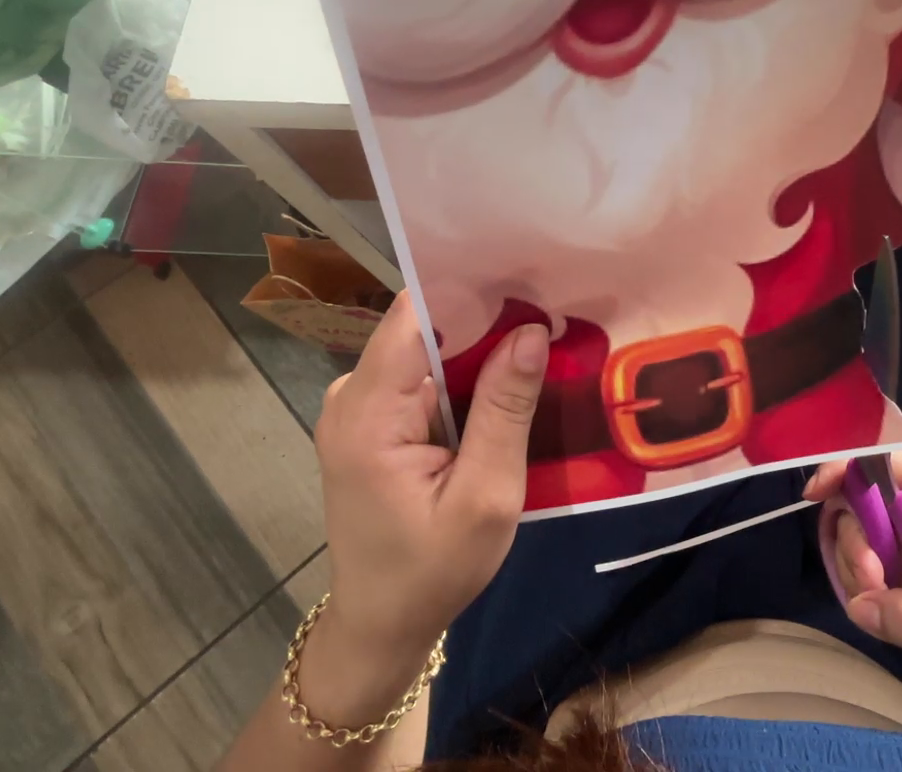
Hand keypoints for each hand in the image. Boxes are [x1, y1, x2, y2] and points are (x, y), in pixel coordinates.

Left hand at [314, 294, 548, 653]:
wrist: (383, 625)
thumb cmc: (433, 570)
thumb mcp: (486, 496)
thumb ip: (505, 410)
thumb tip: (531, 331)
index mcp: (367, 413)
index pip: (413, 316)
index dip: (467, 290)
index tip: (526, 276)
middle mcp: (350, 398)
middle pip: (421, 329)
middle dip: (485, 319)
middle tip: (551, 313)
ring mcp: (358, 410)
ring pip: (426, 352)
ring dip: (479, 349)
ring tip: (539, 343)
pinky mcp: (373, 423)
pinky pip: (423, 379)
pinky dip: (464, 377)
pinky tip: (507, 383)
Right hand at [804, 451, 901, 681]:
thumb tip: (862, 607)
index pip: (885, 460)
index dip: (844, 470)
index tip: (813, 497)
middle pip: (864, 496)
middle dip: (856, 542)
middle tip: (873, 588)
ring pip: (862, 525)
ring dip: (859, 565)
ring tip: (885, 606)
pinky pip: (872, 549)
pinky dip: (866, 578)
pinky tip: (887, 606)